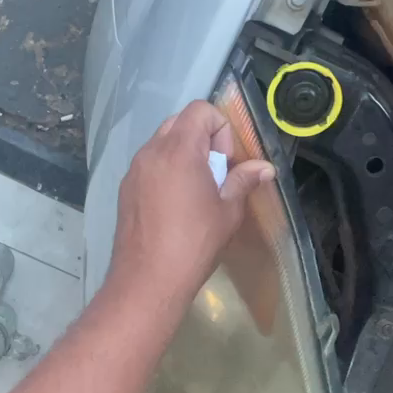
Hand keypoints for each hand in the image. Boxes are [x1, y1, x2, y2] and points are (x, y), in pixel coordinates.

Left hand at [111, 100, 274, 302]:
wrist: (146, 282)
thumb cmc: (194, 243)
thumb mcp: (228, 211)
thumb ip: (244, 181)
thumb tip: (266, 168)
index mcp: (179, 150)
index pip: (200, 110)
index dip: (220, 129)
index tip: (225, 162)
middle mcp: (152, 152)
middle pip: (181, 121)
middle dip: (203, 138)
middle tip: (215, 172)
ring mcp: (135, 170)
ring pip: (163, 141)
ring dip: (184, 153)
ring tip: (196, 189)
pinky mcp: (126, 188)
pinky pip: (150, 162)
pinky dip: (167, 168)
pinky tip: (175, 204)